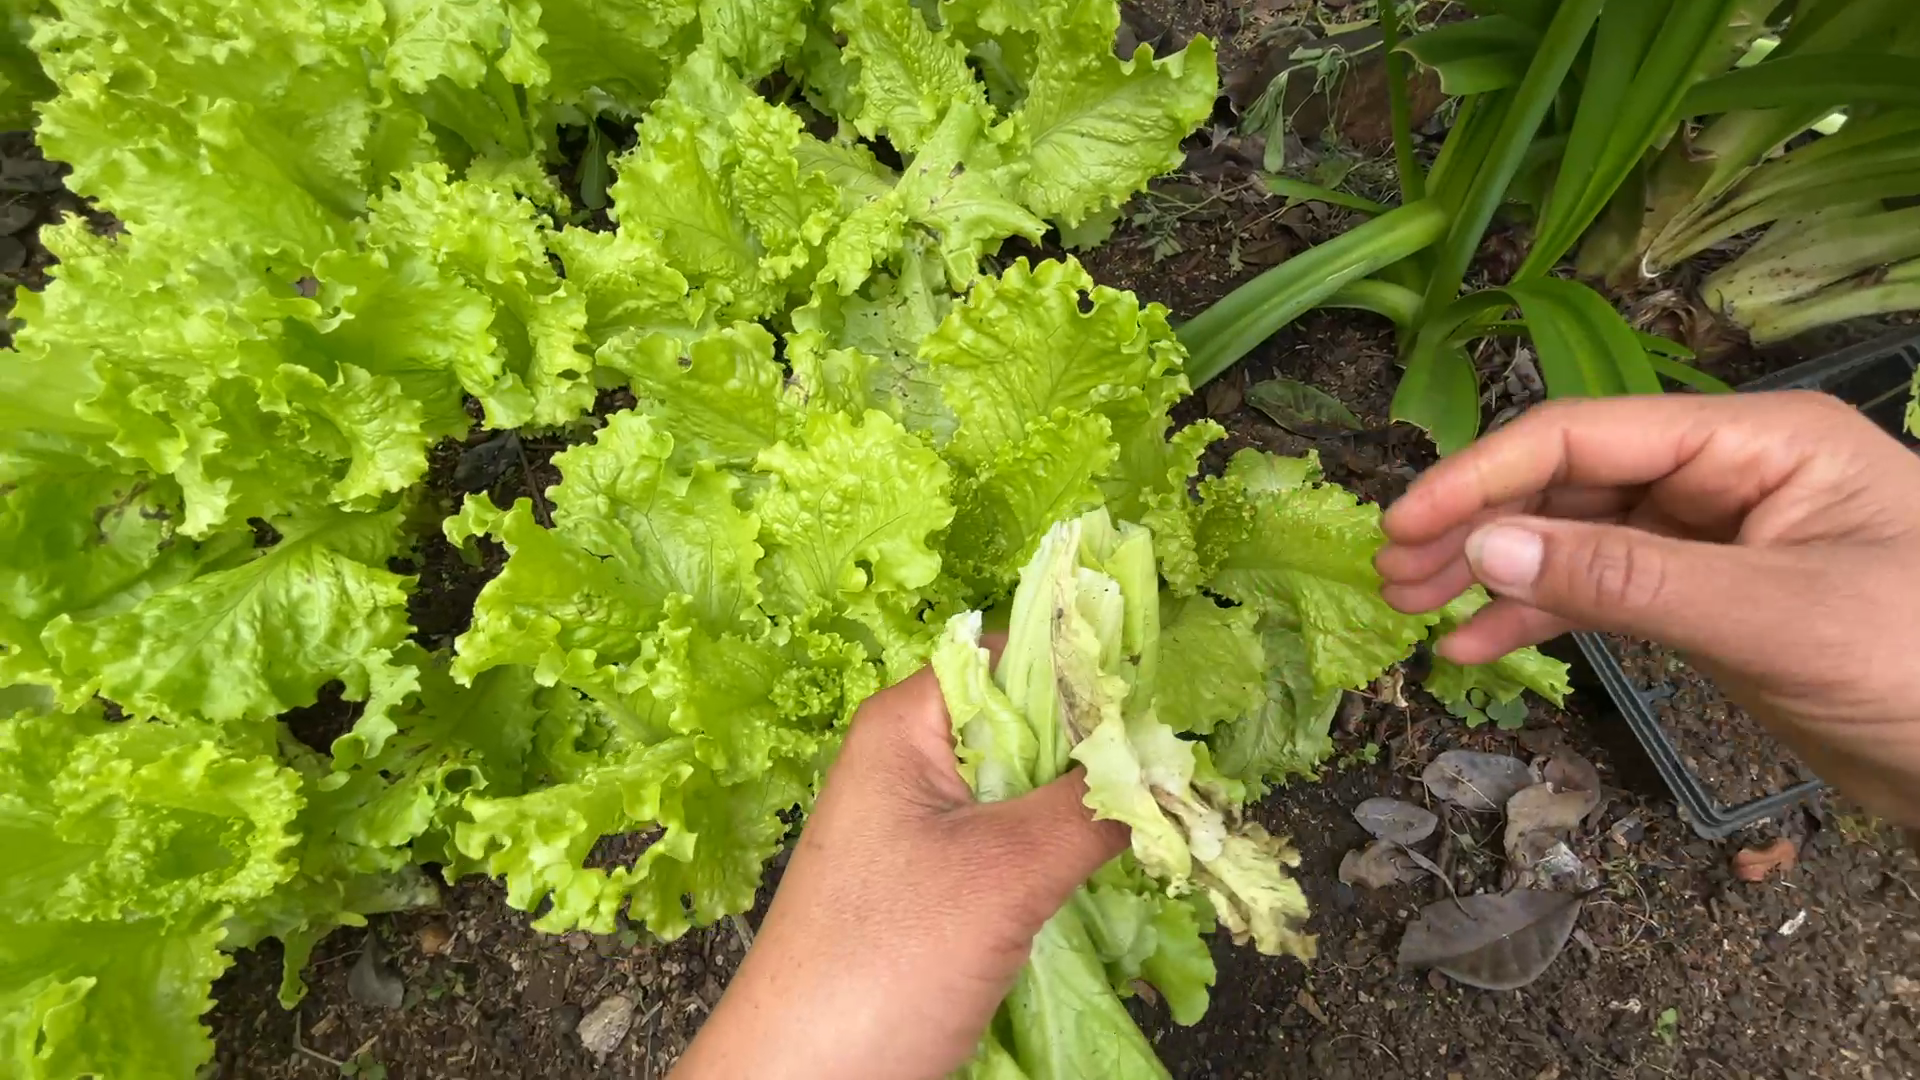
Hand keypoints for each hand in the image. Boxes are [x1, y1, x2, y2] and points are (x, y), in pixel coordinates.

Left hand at [671, 663, 1127, 1079]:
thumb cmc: (887, 957)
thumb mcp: (1003, 871)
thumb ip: (1089, 807)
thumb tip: (1163, 765)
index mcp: (906, 722)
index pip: (1006, 660)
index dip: (1076, 671)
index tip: (1150, 701)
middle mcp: (910, 755)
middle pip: (1018, 722)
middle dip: (1089, 744)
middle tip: (1164, 766)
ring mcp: (920, 817)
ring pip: (1018, 784)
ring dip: (1077, 798)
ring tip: (1151, 809)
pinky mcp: (933, 872)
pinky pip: (1007, 834)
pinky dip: (1056, 842)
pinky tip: (1105, 859)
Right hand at [1374, 392, 1919, 826]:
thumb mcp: (1776, 619)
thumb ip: (1620, 577)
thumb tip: (1481, 548)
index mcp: (1746, 444)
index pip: (1575, 438)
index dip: (1477, 476)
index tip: (1403, 524)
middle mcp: (1708, 477)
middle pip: (1551, 487)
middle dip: (1467, 529)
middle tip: (1393, 575)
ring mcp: (1691, 537)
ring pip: (1554, 539)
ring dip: (1479, 573)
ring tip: (1410, 605)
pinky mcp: (1681, 594)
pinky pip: (1581, 592)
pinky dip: (1523, 618)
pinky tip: (1470, 646)